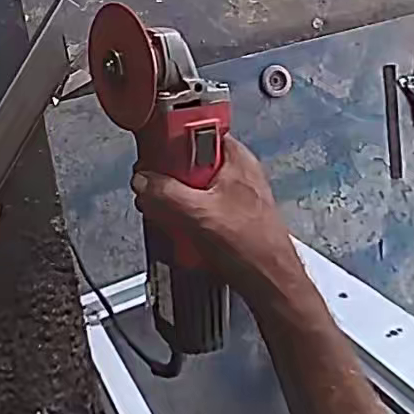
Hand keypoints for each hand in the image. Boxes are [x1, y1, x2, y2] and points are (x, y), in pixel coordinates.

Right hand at [131, 135, 316, 318]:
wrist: (271, 284)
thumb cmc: (252, 246)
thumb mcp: (199, 213)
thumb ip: (166, 192)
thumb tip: (143, 180)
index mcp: (235, 157)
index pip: (196, 130)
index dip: (171, 140)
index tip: (152, 153)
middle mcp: (235, 170)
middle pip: (188, 161)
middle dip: (167, 178)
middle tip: (155, 192)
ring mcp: (233, 193)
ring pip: (191, 185)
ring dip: (173, 200)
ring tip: (165, 215)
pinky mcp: (228, 214)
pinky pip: (198, 205)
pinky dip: (185, 215)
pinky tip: (180, 231)